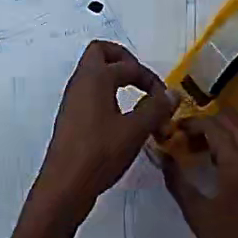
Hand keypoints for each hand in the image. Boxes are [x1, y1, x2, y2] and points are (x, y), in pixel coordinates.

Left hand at [32, 40, 175, 217]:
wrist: (65, 185)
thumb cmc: (100, 152)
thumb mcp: (135, 130)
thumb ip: (155, 108)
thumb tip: (173, 93)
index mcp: (95, 77)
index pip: (128, 64)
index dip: (150, 79)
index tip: (165, 101)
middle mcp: (81, 81)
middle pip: (101, 52)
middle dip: (125, 61)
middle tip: (143, 81)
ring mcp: (73, 98)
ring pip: (94, 73)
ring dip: (117, 80)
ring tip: (138, 104)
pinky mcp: (71, 116)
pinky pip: (91, 92)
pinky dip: (108, 95)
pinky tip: (123, 121)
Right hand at [161, 113, 237, 237]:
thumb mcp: (197, 215)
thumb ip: (176, 178)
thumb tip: (160, 154)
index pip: (213, 125)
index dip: (192, 124)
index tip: (179, 132)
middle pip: (235, 122)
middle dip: (212, 126)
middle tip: (194, 142)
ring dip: (232, 135)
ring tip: (215, 154)